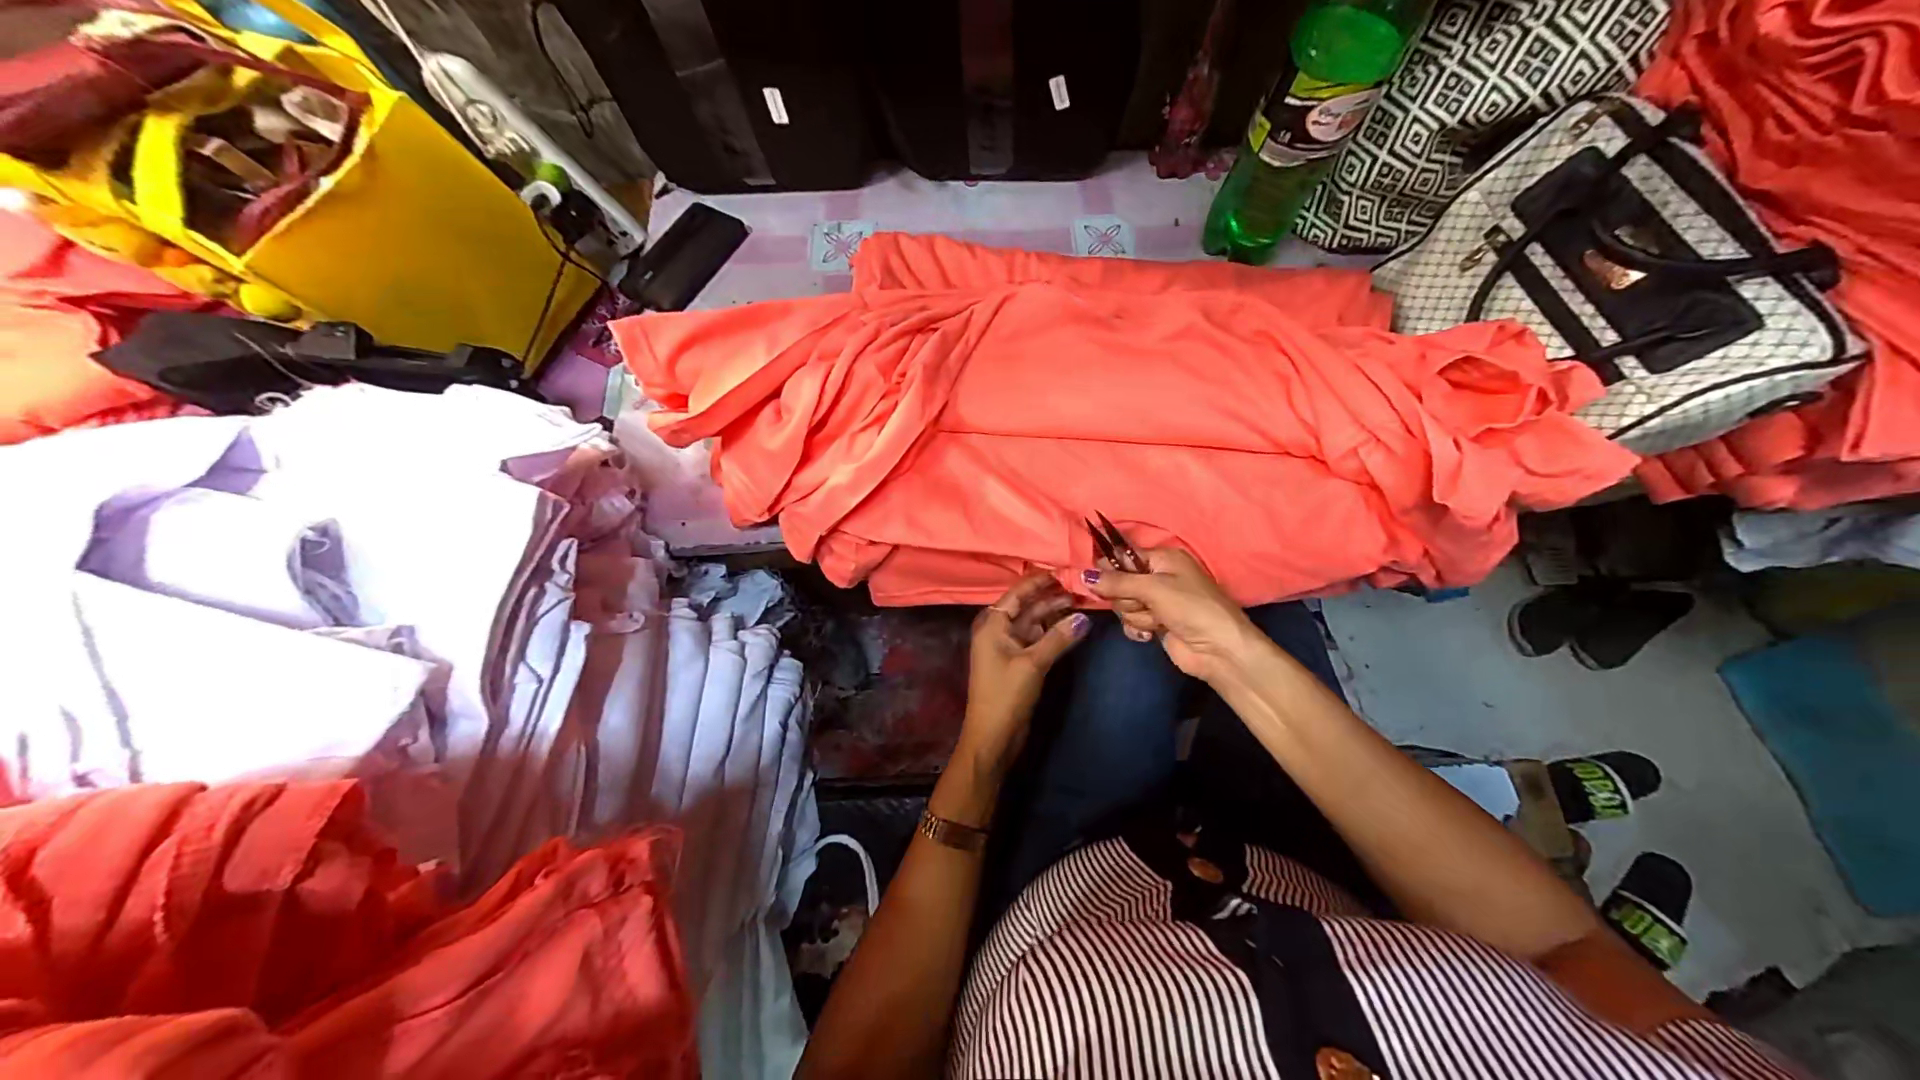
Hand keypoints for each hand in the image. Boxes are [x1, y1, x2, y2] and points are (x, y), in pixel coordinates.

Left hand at [959, 573, 1088, 773]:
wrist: (993, 736)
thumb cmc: (1005, 695)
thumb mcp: (1033, 663)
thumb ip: (1058, 638)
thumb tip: (1084, 616)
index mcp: (992, 624)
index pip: (1017, 593)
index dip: (1039, 581)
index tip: (1064, 569)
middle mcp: (997, 630)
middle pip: (1026, 606)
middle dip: (1050, 596)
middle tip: (1080, 585)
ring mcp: (1008, 646)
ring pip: (1033, 621)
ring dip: (1054, 613)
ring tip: (1081, 601)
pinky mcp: (1018, 661)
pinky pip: (1037, 637)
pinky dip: (1052, 631)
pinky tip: (1072, 625)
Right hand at [1085, 547, 1260, 682]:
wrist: (1218, 649)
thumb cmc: (1191, 607)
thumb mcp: (1154, 588)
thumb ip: (1116, 581)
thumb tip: (1082, 574)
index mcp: (1163, 558)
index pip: (1124, 556)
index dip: (1110, 568)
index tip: (1098, 579)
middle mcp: (1158, 577)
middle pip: (1119, 583)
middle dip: (1127, 598)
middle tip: (1144, 604)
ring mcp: (1156, 602)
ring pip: (1123, 605)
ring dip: (1136, 615)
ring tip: (1156, 621)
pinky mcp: (1154, 624)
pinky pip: (1130, 621)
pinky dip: (1138, 628)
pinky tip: (1151, 634)